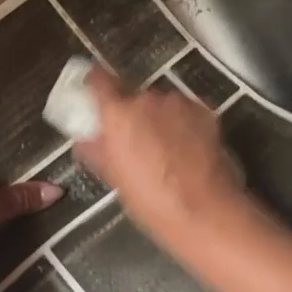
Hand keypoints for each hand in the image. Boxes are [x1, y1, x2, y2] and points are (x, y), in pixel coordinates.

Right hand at [74, 68, 241, 231]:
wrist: (206, 212)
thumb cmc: (151, 200)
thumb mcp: (115, 178)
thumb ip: (97, 151)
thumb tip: (85, 140)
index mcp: (118, 113)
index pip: (99, 79)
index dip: (95, 81)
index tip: (94, 89)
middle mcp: (147, 99)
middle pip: (133, 95)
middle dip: (132, 112)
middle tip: (136, 137)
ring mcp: (179, 103)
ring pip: (162, 103)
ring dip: (160, 117)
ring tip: (166, 147)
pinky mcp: (206, 112)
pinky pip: (186, 110)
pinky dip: (183, 122)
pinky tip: (188, 148)